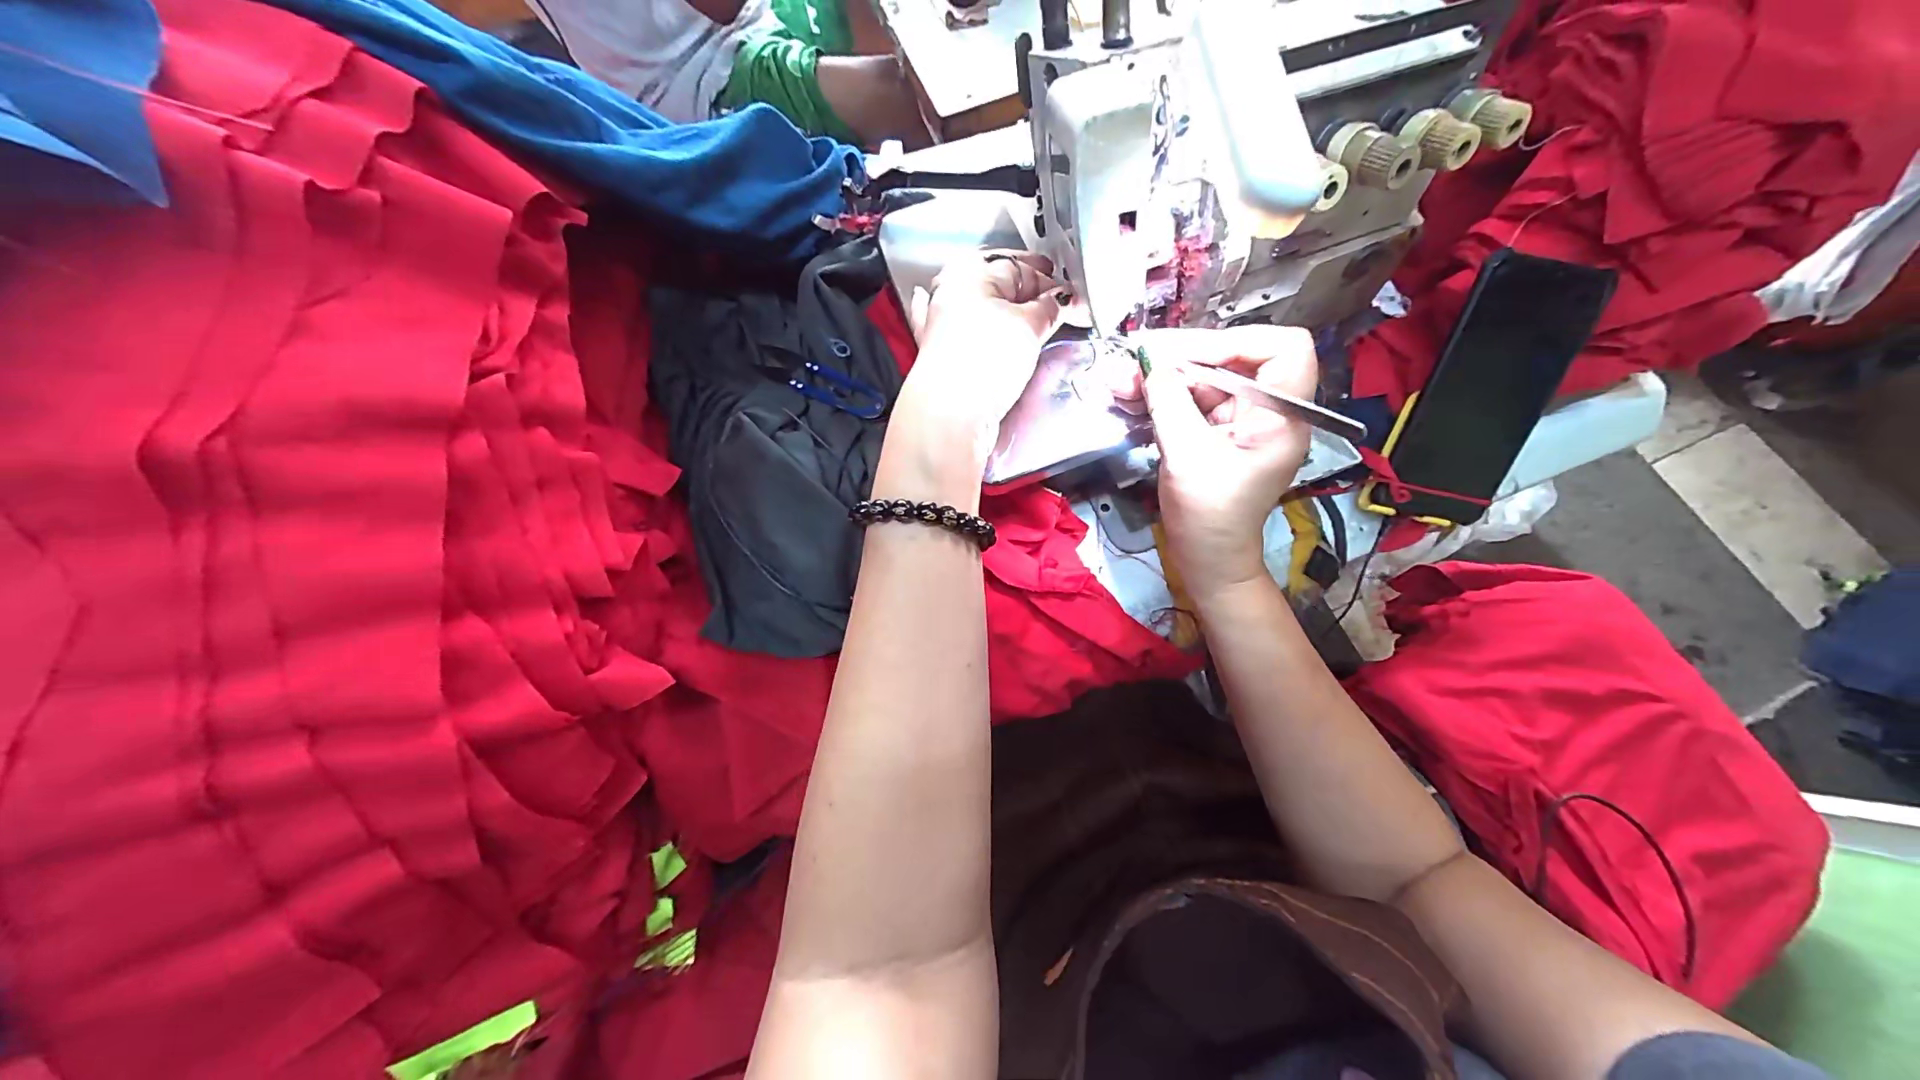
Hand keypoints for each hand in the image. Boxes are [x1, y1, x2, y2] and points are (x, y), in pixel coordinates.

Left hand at [896, 251, 1065, 464]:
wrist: (949, 415)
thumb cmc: (980, 364)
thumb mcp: (1029, 327)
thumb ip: (1050, 308)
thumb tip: (1062, 299)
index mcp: (968, 272)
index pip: (1019, 265)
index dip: (1049, 281)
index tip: (1071, 296)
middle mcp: (950, 295)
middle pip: (999, 288)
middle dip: (1029, 297)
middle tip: (1059, 309)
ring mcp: (942, 328)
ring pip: (983, 312)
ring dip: (1009, 316)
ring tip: (1036, 328)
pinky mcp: (943, 360)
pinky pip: (969, 339)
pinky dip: (984, 338)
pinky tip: (994, 340)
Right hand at [1114, 325, 1318, 603]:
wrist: (1208, 560)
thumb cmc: (1209, 517)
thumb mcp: (1187, 456)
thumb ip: (1170, 403)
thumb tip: (1151, 363)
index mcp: (1282, 417)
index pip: (1283, 349)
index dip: (1237, 343)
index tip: (1190, 356)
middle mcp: (1268, 411)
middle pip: (1233, 360)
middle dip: (1183, 358)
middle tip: (1139, 360)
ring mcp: (1242, 421)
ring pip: (1205, 378)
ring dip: (1163, 376)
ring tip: (1121, 378)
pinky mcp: (1217, 431)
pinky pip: (1191, 399)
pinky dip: (1162, 395)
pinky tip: (1131, 394)